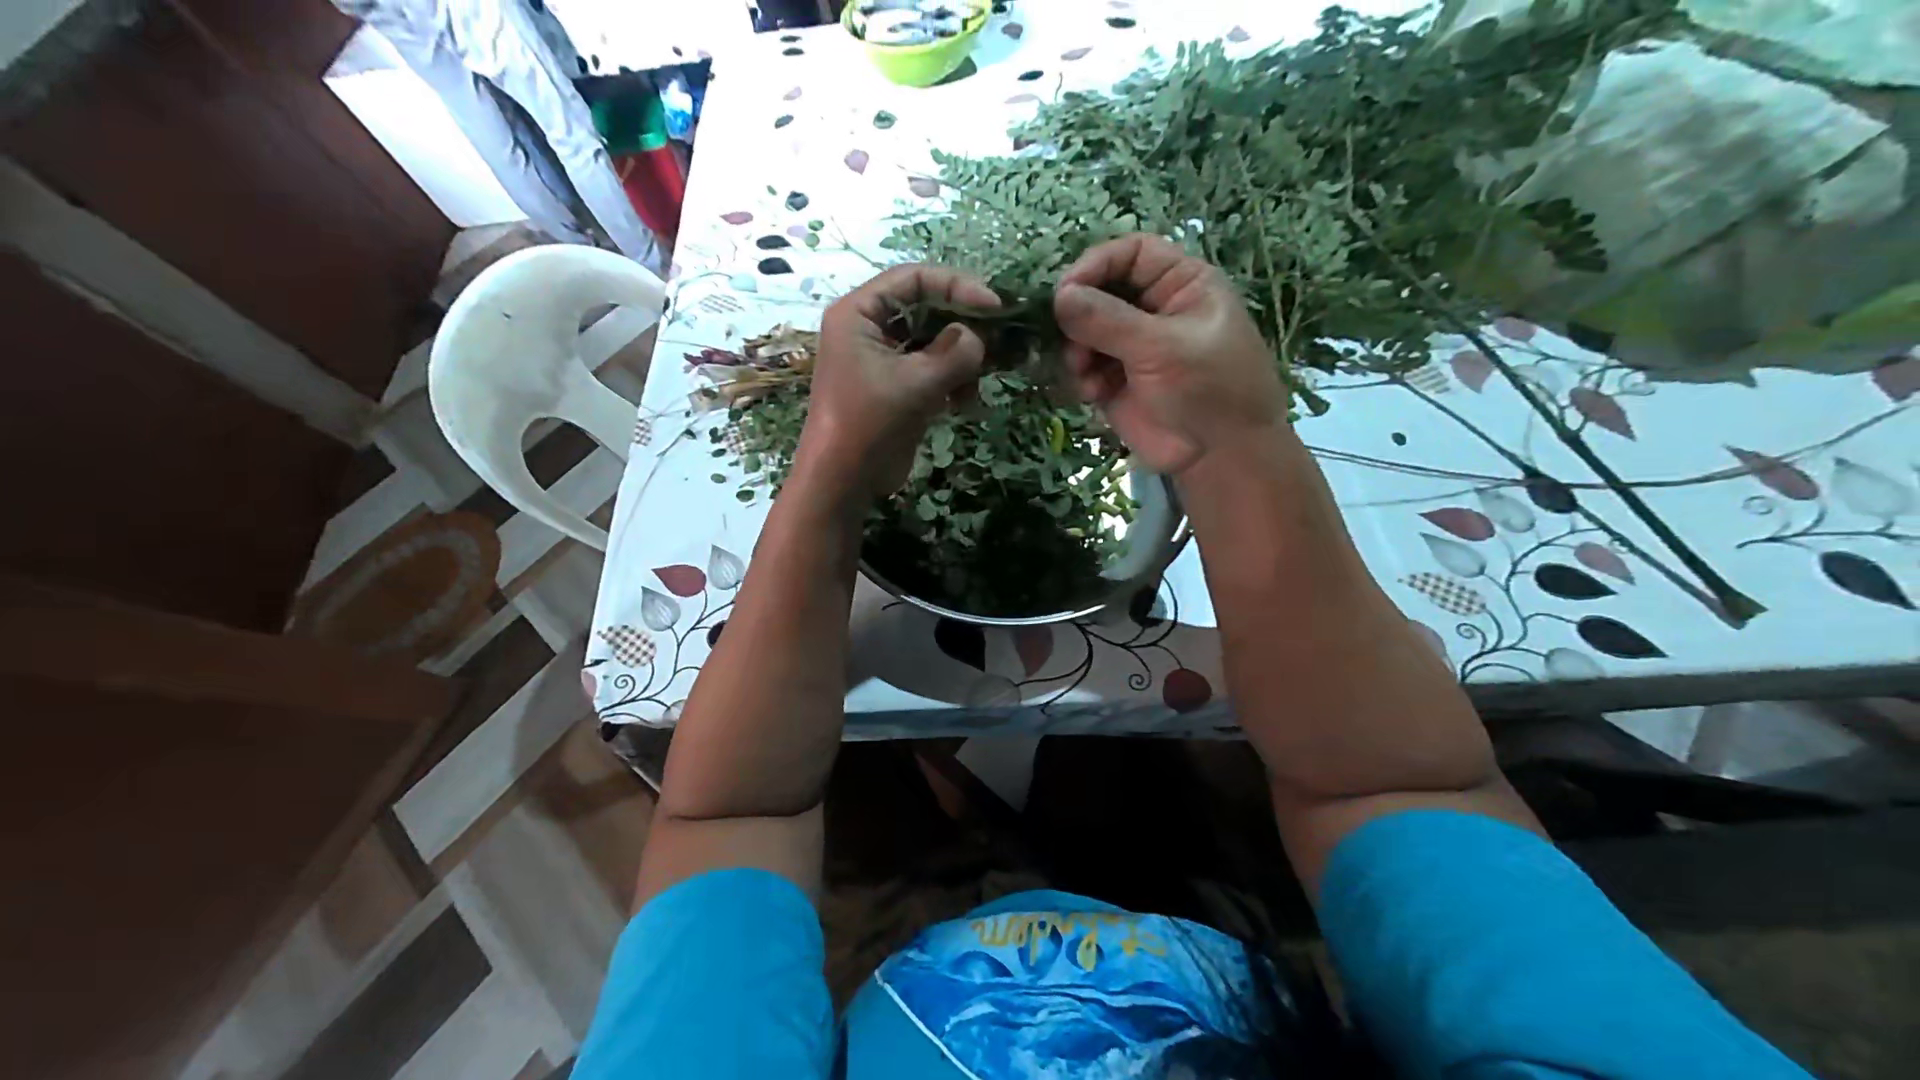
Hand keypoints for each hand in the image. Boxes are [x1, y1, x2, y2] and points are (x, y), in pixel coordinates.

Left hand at [800, 264, 997, 495]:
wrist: (843, 481)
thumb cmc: (868, 422)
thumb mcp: (916, 383)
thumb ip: (955, 352)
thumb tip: (978, 338)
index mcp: (859, 313)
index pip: (913, 279)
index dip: (956, 285)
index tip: (994, 305)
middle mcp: (869, 328)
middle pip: (926, 308)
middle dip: (962, 326)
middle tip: (997, 341)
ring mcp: (883, 359)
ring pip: (933, 341)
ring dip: (961, 359)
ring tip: (976, 383)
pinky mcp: (896, 387)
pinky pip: (932, 369)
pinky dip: (952, 381)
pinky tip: (964, 402)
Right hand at [1053, 234, 1285, 475]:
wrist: (1220, 456)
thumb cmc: (1209, 389)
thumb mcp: (1162, 348)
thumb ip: (1108, 321)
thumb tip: (1058, 296)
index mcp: (1180, 284)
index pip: (1130, 253)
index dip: (1095, 265)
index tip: (1064, 291)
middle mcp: (1152, 309)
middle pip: (1099, 290)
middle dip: (1078, 314)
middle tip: (1068, 339)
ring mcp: (1131, 346)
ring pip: (1083, 330)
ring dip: (1075, 349)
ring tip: (1083, 372)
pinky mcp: (1115, 380)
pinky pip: (1083, 366)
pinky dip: (1081, 377)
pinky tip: (1092, 394)